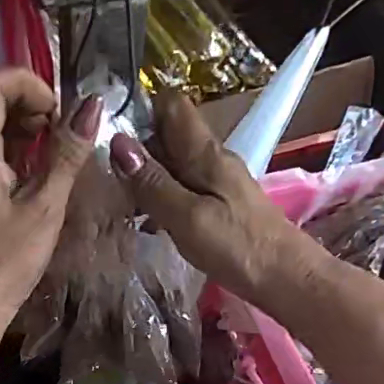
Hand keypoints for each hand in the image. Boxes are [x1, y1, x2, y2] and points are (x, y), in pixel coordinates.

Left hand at [0, 70, 101, 343]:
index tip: (55, 112)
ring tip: (45, 149)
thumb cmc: (8, 263)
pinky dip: (1, 145)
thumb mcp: (46, 208)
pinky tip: (26, 171)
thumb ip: (67, 153)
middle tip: (52, 127)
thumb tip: (93, 105)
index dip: (26, 83)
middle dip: (20, 99)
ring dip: (12, 121)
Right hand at [109, 92, 310, 299]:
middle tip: (99, 171)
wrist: (285, 278)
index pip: (171, 105)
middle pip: (167, 135)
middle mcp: (210, 159)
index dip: (139, 107)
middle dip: (134, 146)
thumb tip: (118, 144)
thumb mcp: (187, 217)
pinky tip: (143, 219)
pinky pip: (180, 188)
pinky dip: (158, 196)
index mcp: (204, 153)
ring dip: (144, 175)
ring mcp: (215, 182)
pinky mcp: (217, 204)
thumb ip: (153, 183)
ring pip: (171, 163)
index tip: (108, 129)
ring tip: (113, 197)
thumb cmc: (236, 247)